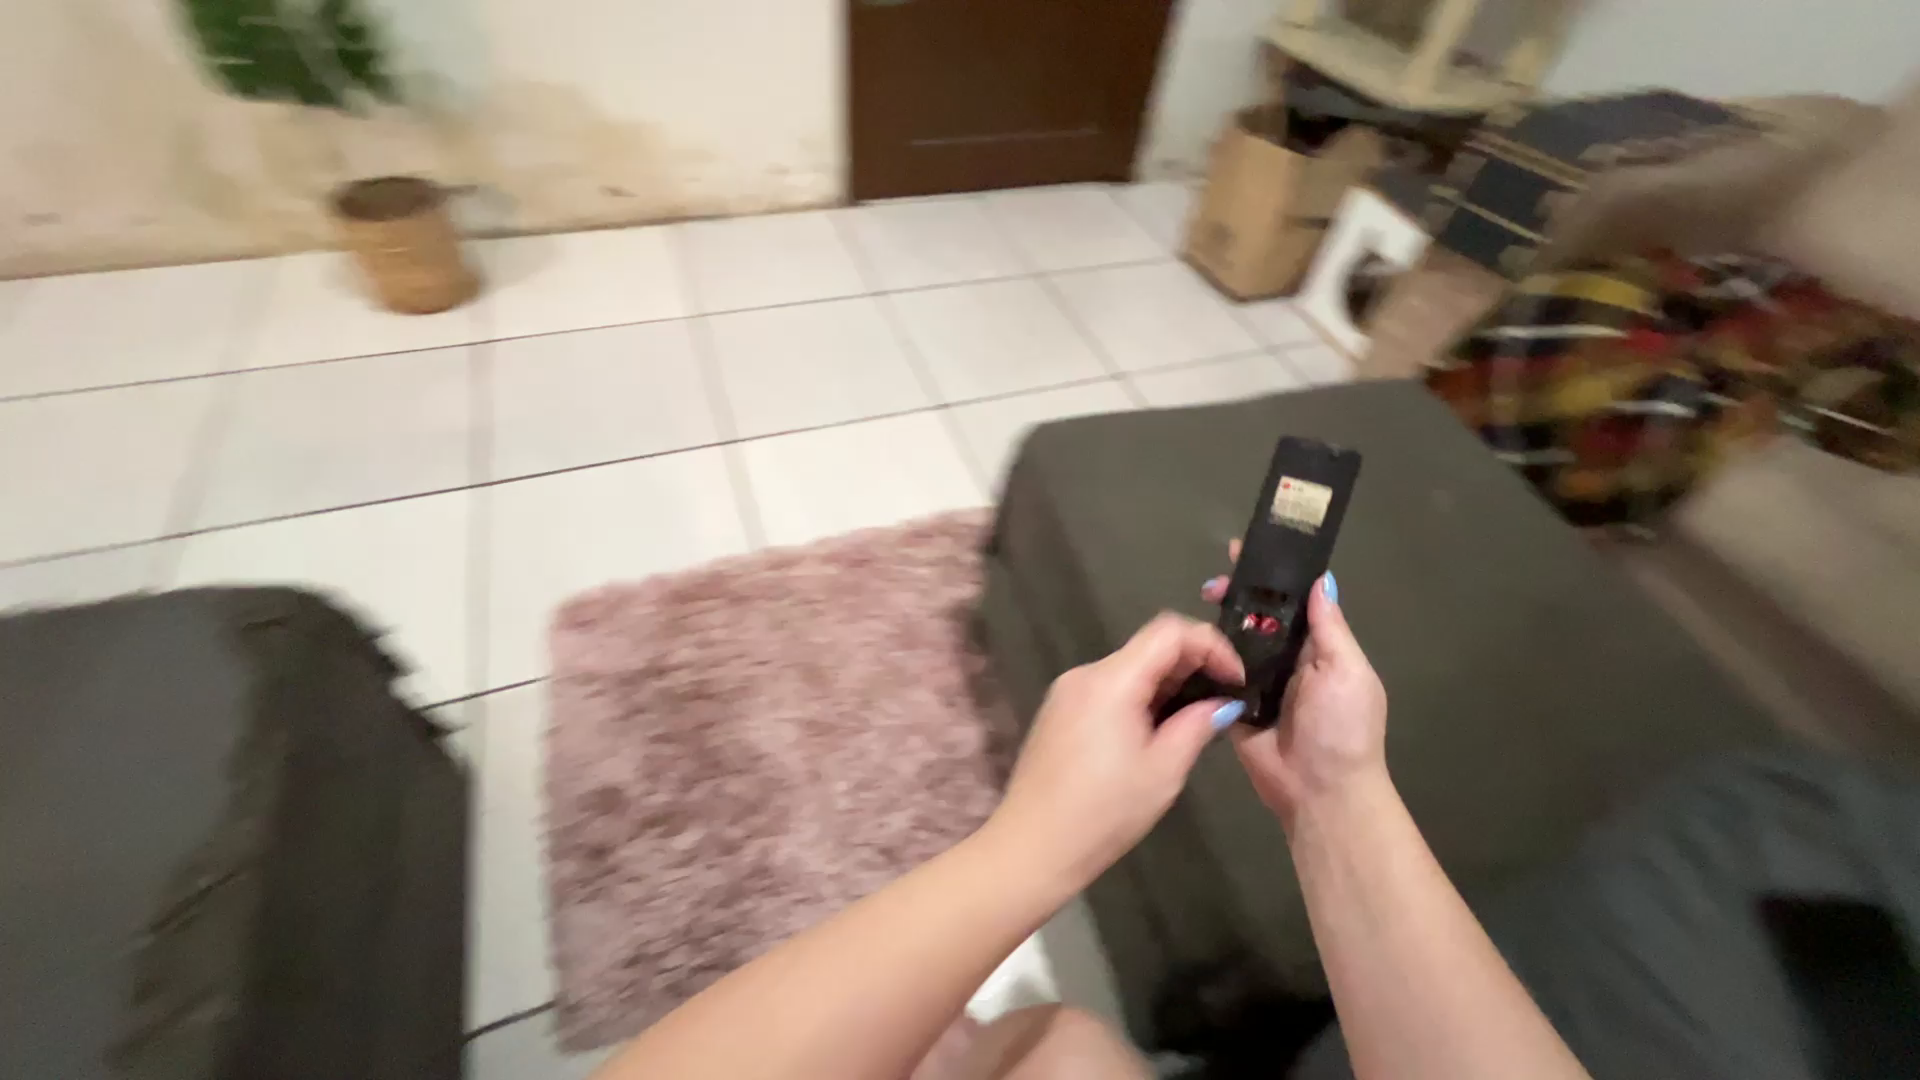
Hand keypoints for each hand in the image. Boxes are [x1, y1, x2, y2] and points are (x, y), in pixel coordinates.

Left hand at [988, 614, 1245, 889]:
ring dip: (1166, 685)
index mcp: (1110, 680)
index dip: (1211, 645)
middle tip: (1223, 703)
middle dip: (1191, 667)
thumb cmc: (1104, 812)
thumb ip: (1197, 726)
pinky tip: (1154, 732)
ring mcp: (1067, 691)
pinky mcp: (1059, 711)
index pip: (1168, 630)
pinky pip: (1108, 689)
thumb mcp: (1163, 771)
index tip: (1236, 680)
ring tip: (1193, 722)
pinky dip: (1138, 698)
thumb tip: (1222, 703)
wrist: (1032, 845)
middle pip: (1148, 648)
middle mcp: (1085, 674)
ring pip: (1128, 669)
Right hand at [1202, 544, 1388, 827]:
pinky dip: (1201, 658)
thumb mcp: (1347, 671)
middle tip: (1211, 585)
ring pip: (1230, 642)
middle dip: (1235, 596)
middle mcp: (1284, 660)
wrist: (1319, 791)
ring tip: (1198, 606)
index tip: (1242, 552)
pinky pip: (1214, 675)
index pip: (1290, 602)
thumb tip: (1322, 579)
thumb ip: (1330, 628)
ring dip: (1215, 621)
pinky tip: (1184, 640)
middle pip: (1255, 618)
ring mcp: (1254, 682)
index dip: (1269, 577)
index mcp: (1316, 649)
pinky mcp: (1229, 704)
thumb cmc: (1342, 728)